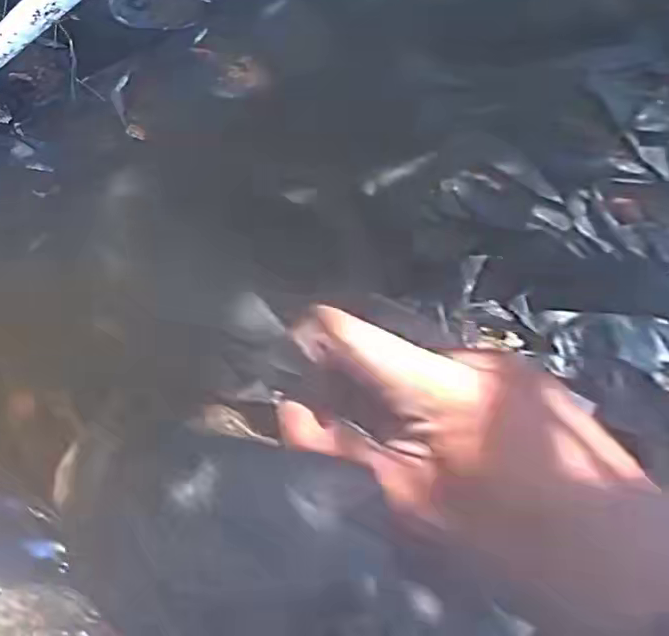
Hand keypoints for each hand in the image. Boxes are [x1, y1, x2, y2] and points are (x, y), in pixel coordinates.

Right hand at [279, 306, 668, 632]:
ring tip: (394, 438)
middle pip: (371, 342)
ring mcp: (516, 370)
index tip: (287, 378)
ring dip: (383, 390)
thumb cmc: (521, 550)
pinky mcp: (538, 387)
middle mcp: (478, 359)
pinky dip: (422, 398)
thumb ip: (329, 447)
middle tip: (342, 424)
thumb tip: (286, 408)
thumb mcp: (405, 504)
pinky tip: (437, 440)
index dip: (295, 343)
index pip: (334, 324)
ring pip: (406, 358)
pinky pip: (447, 373)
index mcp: (441, 380)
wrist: (650, 592)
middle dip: (342, 378)